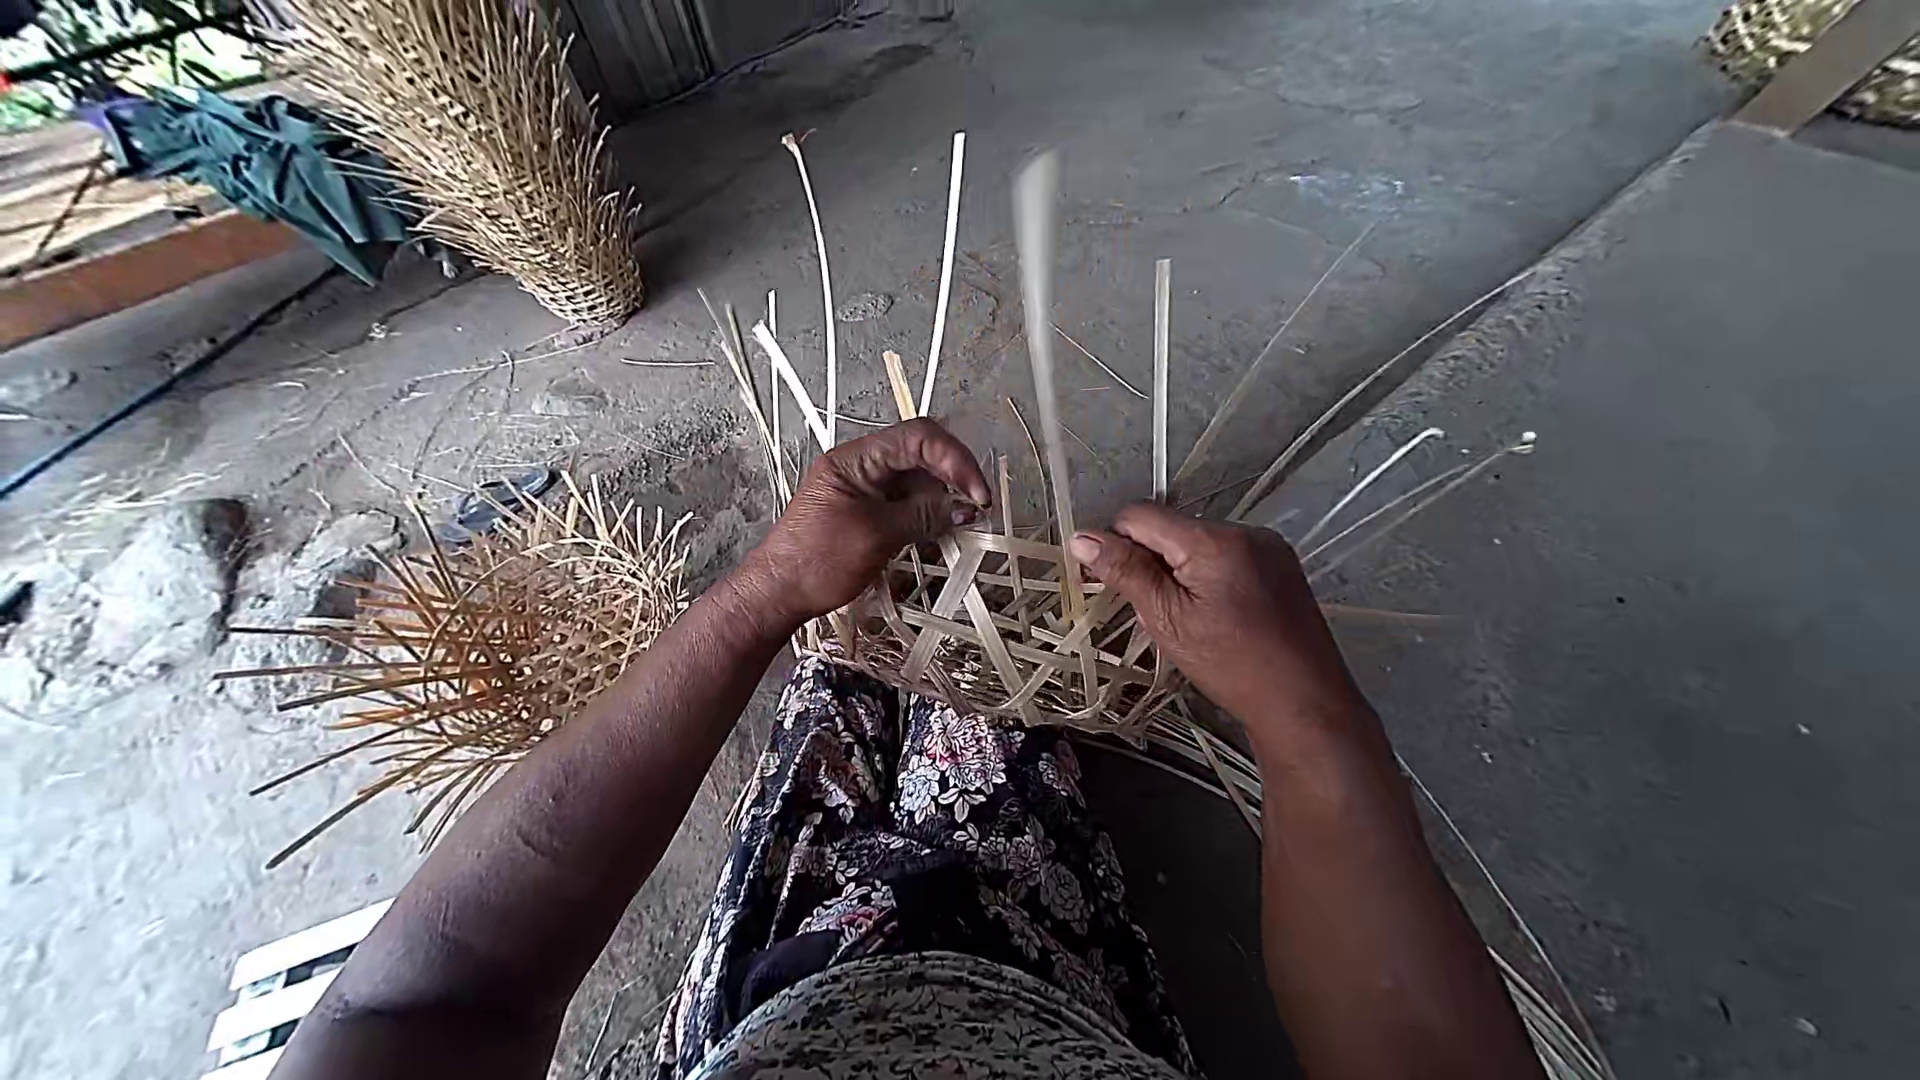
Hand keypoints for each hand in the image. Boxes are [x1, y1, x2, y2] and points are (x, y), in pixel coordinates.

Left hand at [735, 418, 991, 627]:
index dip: (954, 458)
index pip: (917, 438)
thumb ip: (923, 516)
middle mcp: (864, 466)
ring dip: (945, 498)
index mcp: (856, 459)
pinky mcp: (872, 512)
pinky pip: (910, 504)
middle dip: (954, 476)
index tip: (977, 493)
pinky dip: (931, 514)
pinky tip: (946, 530)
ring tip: (966, 523)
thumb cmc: (817, 561)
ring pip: (920, 481)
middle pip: (922, 454)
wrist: (779, 593)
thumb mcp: (876, 536)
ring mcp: (868, 489)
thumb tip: (967, 507)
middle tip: (979, 507)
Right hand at [1068, 503, 1367, 737]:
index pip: (1139, 515)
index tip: (1115, 583)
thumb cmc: (1232, 666)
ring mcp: (1267, 545)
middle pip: (1169, 527)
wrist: (1305, 702)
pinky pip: (1223, 553)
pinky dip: (1206, 574)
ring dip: (1177, 568)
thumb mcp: (1167, 619)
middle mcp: (1243, 530)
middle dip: (1151, 561)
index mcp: (1213, 540)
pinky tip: (1216, 612)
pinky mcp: (1279, 562)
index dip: (1117, 543)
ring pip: (1194, 541)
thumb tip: (1081, 540)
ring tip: (1191, 616)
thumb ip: (1125, 572)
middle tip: (1158, 611)